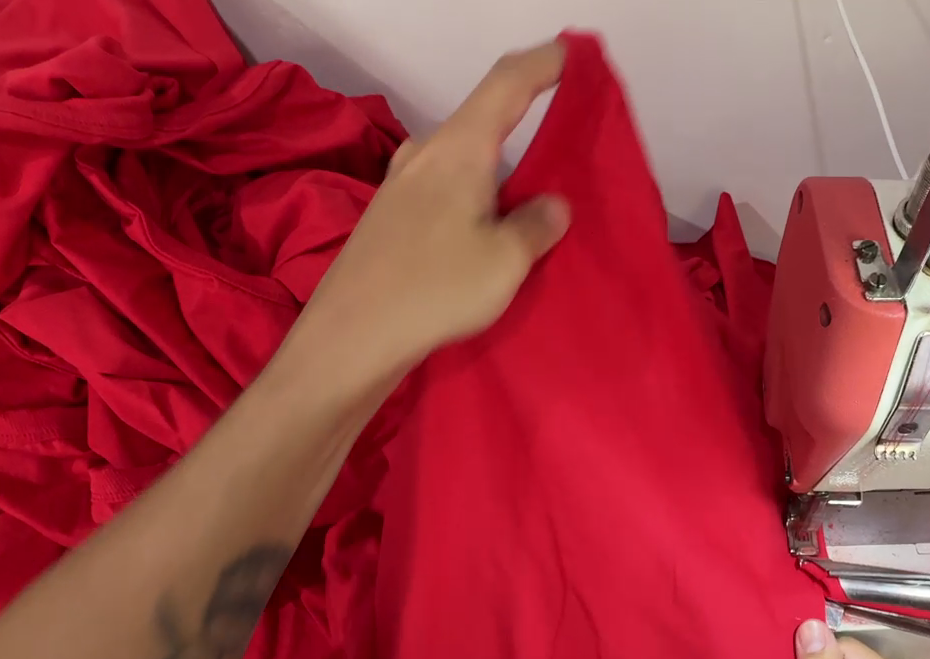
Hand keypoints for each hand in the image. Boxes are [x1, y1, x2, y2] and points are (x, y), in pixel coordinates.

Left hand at [275, 42, 572, 396]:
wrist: (356, 332)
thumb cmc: (435, 287)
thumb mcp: (506, 259)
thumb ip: (537, 225)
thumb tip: (552, 205)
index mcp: (459, 148)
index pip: (508, 84)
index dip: (544, 65)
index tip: (573, 56)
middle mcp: (426, 153)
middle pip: (485, 123)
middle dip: (527, 128)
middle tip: (566, 151)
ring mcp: (404, 184)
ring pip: (467, 163)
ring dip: (502, 174)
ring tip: (534, 206)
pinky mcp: (394, 216)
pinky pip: (450, 191)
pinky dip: (480, 199)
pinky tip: (491, 234)